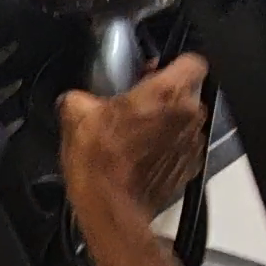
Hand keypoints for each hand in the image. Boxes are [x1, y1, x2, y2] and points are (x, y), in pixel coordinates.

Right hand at [59, 54, 208, 223]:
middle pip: (186, 90)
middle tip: (132, 101)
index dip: (171, 61)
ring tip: (131, 130)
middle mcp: (187, 115)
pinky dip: (164, 144)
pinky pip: (180, 144)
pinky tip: (136, 152)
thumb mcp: (74, 114)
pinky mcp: (189, 164)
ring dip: (162, 119)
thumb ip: (81, 95)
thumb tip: (78, 97)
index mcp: (165, 94)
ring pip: (184, 118)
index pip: (192, 60)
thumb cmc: (99, 162)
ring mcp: (192, 141)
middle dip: (162, 93)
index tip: (154, 69)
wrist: (110, 205)